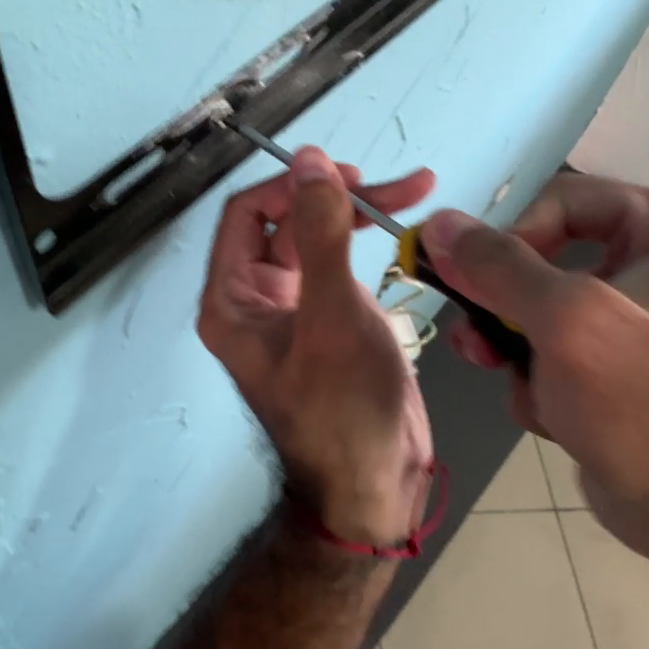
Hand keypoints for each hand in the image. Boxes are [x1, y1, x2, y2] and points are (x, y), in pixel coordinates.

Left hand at [198, 147, 436, 545]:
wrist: (376, 488)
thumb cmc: (344, 410)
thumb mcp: (332, 318)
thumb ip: (322, 234)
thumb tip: (312, 161)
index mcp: (232, 298)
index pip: (246, 214)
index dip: (291, 185)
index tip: (344, 173)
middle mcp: (256, 296)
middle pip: (288, 220)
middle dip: (337, 195)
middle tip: (393, 184)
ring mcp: (295, 304)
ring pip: (320, 236)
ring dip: (362, 211)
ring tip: (416, 188)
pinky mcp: (331, 314)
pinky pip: (342, 262)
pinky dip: (372, 242)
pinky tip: (407, 227)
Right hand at [420, 173, 648, 562]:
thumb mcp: (567, 321)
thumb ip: (496, 266)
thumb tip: (437, 222)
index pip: (568, 201)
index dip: (508, 241)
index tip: (465, 285)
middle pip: (559, 259)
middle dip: (511, 309)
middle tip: (476, 343)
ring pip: (560, 312)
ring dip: (526, 352)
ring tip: (521, 389)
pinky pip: (581, 354)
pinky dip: (555, 383)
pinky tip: (556, 419)